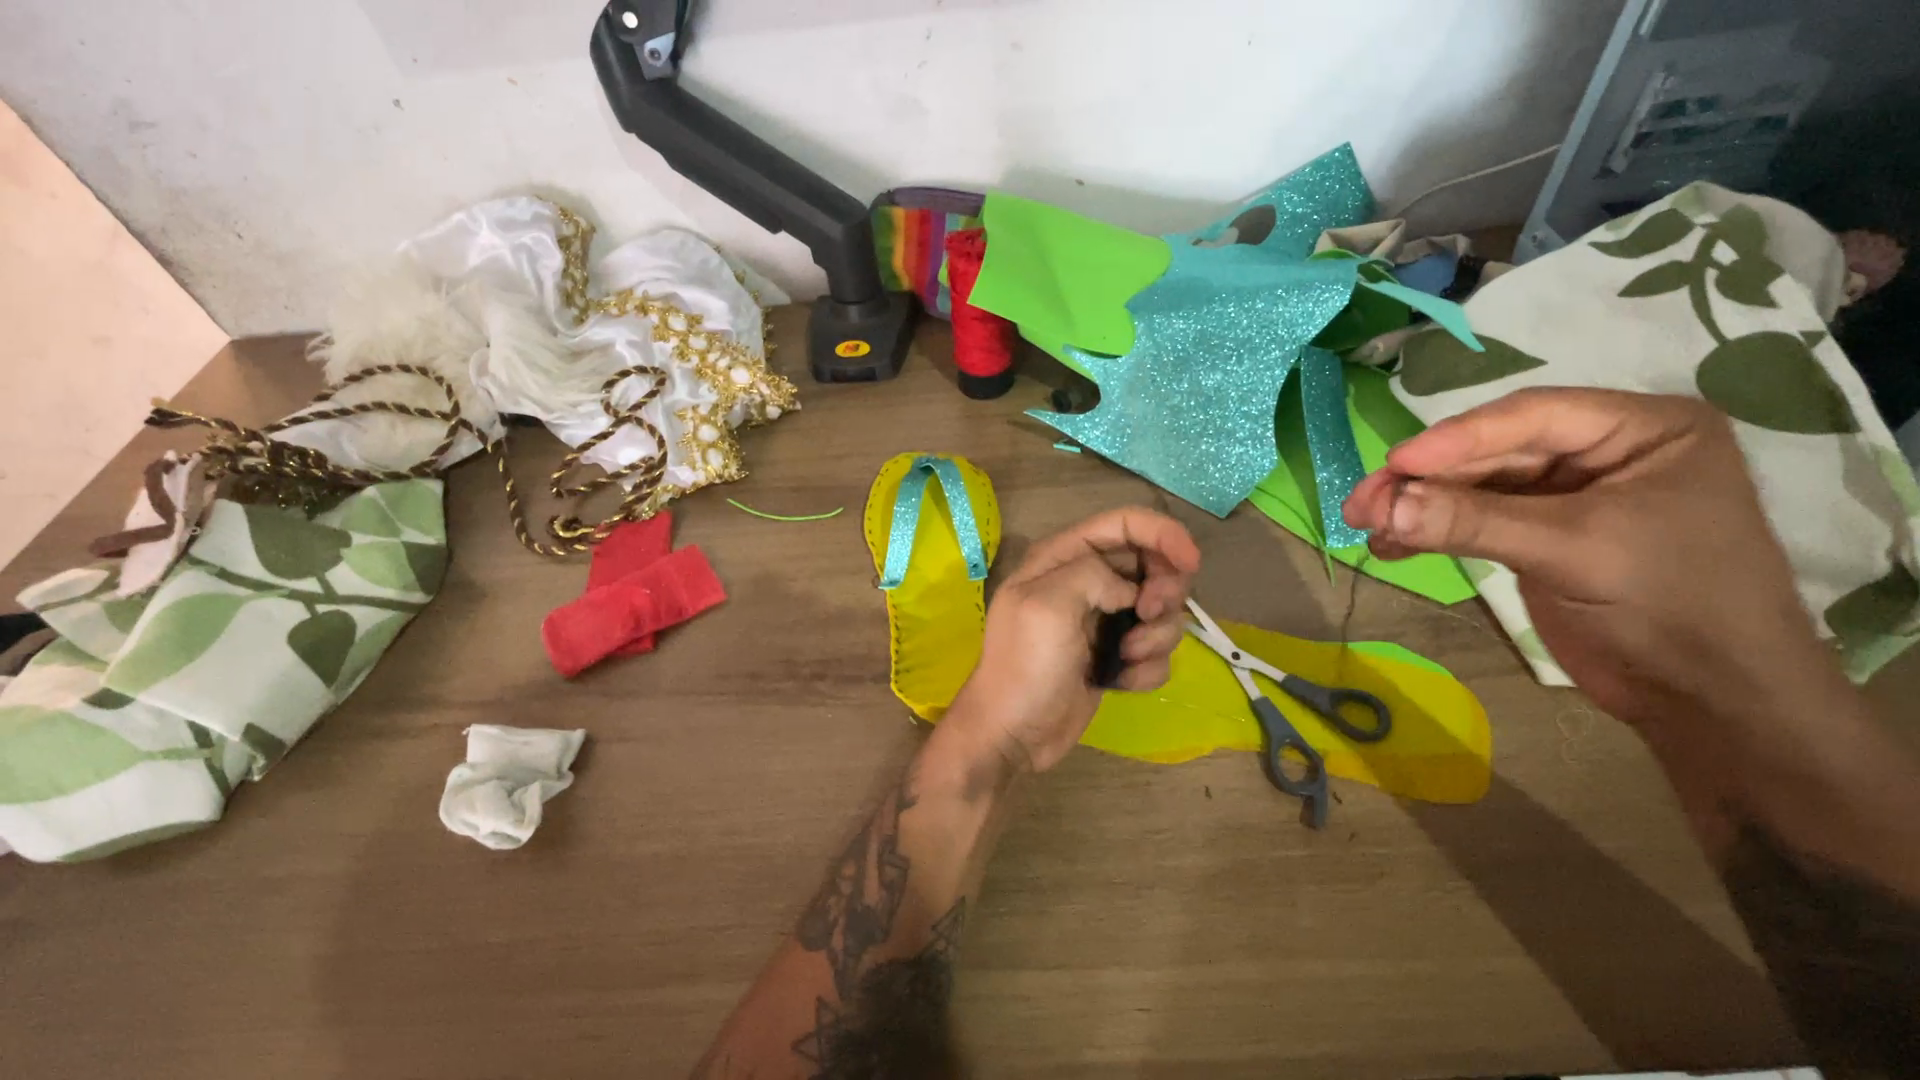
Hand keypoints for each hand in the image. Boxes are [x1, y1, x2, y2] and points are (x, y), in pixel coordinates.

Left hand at [945, 508, 1200, 773]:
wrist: (1013, 734)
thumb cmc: (1024, 665)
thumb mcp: (1047, 603)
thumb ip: (1093, 574)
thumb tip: (1130, 591)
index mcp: (1064, 557)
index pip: (1124, 523)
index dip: (1163, 533)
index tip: (1190, 563)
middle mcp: (1087, 582)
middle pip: (1153, 564)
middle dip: (1163, 590)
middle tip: (1147, 615)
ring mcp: (1104, 621)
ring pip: (1161, 610)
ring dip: (1156, 634)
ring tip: (1127, 655)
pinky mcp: (1117, 657)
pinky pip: (1156, 651)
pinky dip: (1148, 667)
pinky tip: (1120, 682)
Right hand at [1342, 388, 1832, 729]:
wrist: (1711, 700)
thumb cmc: (1671, 604)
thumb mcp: (1574, 549)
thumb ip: (1475, 522)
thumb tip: (1382, 507)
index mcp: (1644, 429)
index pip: (1533, 416)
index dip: (1456, 439)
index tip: (1393, 464)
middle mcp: (1606, 451)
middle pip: (1495, 451)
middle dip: (1427, 478)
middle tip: (1361, 503)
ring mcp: (1572, 496)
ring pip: (1478, 486)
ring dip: (1421, 506)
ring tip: (1364, 525)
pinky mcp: (1544, 538)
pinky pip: (1478, 521)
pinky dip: (1433, 533)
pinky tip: (1391, 546)